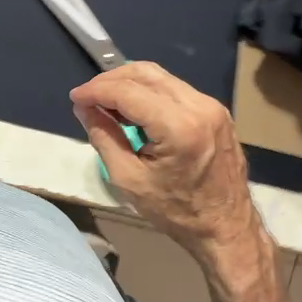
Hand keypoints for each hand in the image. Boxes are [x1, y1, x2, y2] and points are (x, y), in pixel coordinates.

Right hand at [70, 62, 264, 256]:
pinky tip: (133, 109)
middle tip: (88, 97)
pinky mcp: (216, 111)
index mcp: (179, 127)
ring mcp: (212, 106)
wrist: (226, 227)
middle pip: (146, 74)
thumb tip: (84, 109)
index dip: (96, 90)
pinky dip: (149, 92)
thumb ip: (104, 137)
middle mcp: (199, 107)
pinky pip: (175, 89)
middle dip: (111, 80)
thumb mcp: (129, 179)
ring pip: (161, 77)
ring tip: (106, 102)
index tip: (75, 97)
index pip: (128, 92)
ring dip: (129, 83)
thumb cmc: (176, 211)